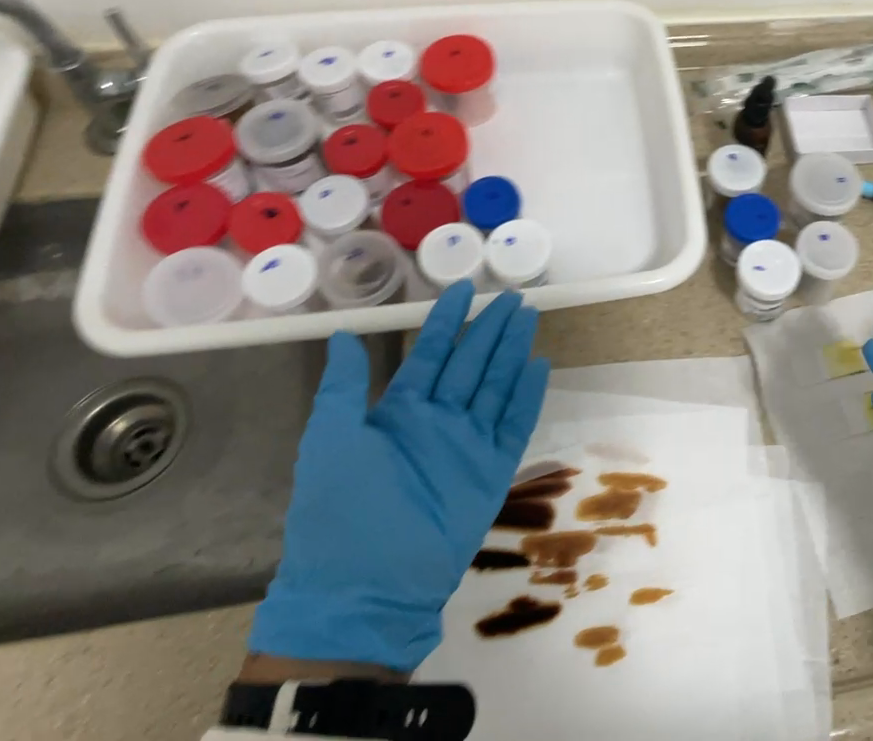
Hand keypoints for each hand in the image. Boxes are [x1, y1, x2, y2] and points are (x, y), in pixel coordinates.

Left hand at [249, 284, 550, 672]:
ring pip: (496, 386)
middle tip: (511, 297)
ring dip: (512, 352)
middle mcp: (438, 421)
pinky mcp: (492, 471)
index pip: (430, 354)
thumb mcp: (331, 439)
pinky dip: (528, 396)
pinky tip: (541, 367)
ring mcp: (467, 445)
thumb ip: (343, 387)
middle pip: (470, 363)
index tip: (463, 290)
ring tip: (529, 318)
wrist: (366, 582)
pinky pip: (514, 425)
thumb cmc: (341, 508)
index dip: (446, 321)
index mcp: (399, 411)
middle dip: (489, 329)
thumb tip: (342, 335)